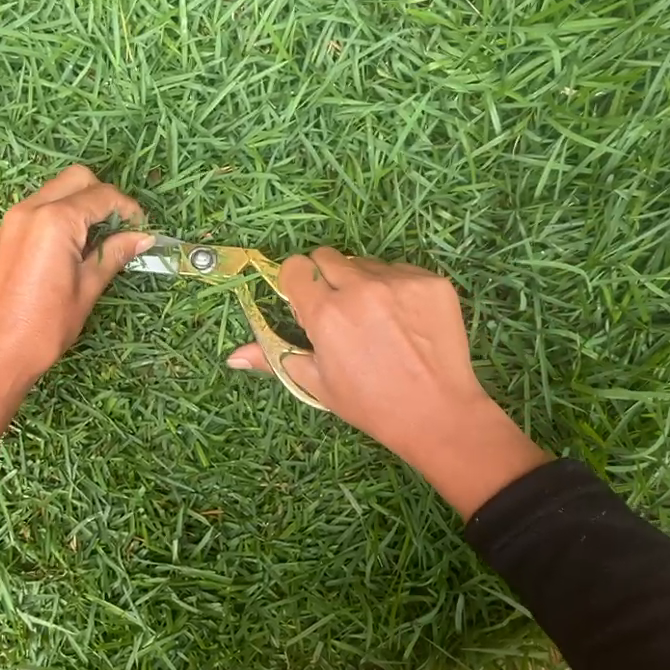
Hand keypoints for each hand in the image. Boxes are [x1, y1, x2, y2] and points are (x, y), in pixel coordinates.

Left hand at [0, 166, 151, 470]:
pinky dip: (62, 213)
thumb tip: (144, 237)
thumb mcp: (88, 288)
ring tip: (100, 240)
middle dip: (104, 196)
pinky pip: (41, 207)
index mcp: (55, 221)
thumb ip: (114, 255)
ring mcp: (15, 218)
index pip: (101, 197)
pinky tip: (75, 245)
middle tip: (121, 228)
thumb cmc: (47, 325)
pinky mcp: (7, 232)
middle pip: (77, 179)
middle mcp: (32, 209)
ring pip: (57, 190)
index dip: (127, 209)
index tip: (143, 228)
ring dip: (82, 203)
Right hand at [227, 248, 546, 516]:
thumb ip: (274, 358)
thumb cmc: (368, 404)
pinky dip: (395, 287)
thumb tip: (233, 356)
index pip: (294, 268)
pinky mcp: (431, 281)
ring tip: (376, 319)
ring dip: (361, 281)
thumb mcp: (316, 383)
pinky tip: (403, 319)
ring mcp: (398, 282)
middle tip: (339, 310)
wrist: (436, 413)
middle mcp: (358, 289)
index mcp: (324, 314)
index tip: (305, 301)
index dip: (296, 283)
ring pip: (364, 262)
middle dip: (325, 277)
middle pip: (326, 257)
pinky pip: (399, 270)